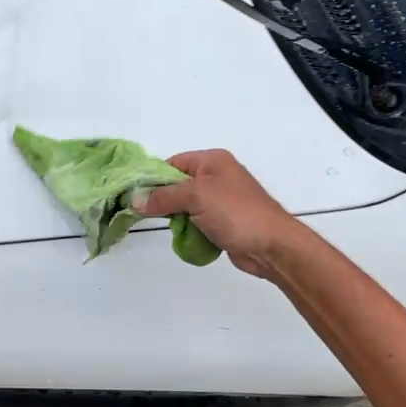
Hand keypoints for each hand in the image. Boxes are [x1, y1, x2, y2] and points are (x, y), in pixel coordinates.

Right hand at [133, 149, 308, 278]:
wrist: (271, 245)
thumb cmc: (235, 212)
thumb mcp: (195, 197)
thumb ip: (163, 197)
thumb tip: (134, 200)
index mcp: (212, 160)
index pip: (172, 163)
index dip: (153, 178)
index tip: (134, 196)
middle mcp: (217, 176)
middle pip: (178, 185)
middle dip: (163, 201)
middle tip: (146, 215)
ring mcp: (222, 200)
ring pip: (186, 207)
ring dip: (177, 219)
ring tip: (173, 229)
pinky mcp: (224, 222)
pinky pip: (197, 223)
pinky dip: (190, 231)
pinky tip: (186, 240)